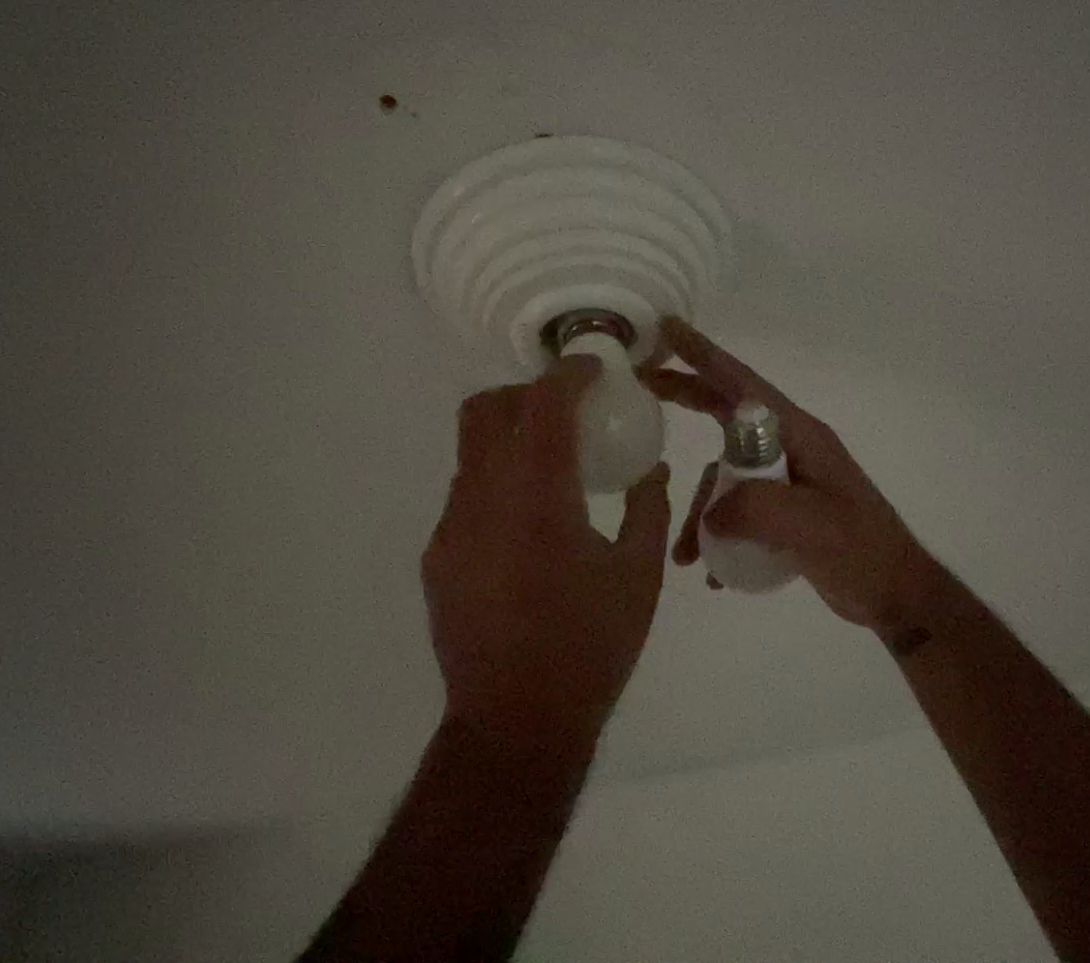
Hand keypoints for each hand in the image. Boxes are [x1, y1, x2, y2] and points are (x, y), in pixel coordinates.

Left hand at [421, 356, 671, 753]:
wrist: (516, 721)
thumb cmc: (590, 646)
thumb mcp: (638, 575)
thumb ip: (647, 509)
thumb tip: (652, 470)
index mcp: (538, 496)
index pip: (544, 404)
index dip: (569, 374)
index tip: (594, 368)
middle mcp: (482, 498)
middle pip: (486, 411)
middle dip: (527, 395)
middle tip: (569, 414)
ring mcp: (452, 528)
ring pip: (470, 453)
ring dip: (510, 441)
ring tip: (554, 472)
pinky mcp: (438, 557)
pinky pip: (466, 497)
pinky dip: (498, 485)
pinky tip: (530, 529)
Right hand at [643, 317, 941, 637]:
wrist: (893, 593)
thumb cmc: (862, 551)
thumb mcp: (812, 527)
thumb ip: (756, 510)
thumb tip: (709, 517)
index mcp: (799, 436)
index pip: (744, 386)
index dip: (705, 356)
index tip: (668, 327)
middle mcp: (789, 449)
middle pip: (726, 415)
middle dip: (686, 400)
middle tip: (642, 386)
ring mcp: (787, 480)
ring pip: (725, 478)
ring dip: (701, 514)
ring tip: (686, 557)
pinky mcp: (784, 512)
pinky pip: (737, 510)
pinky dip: (719, 536)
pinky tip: (714, 571)